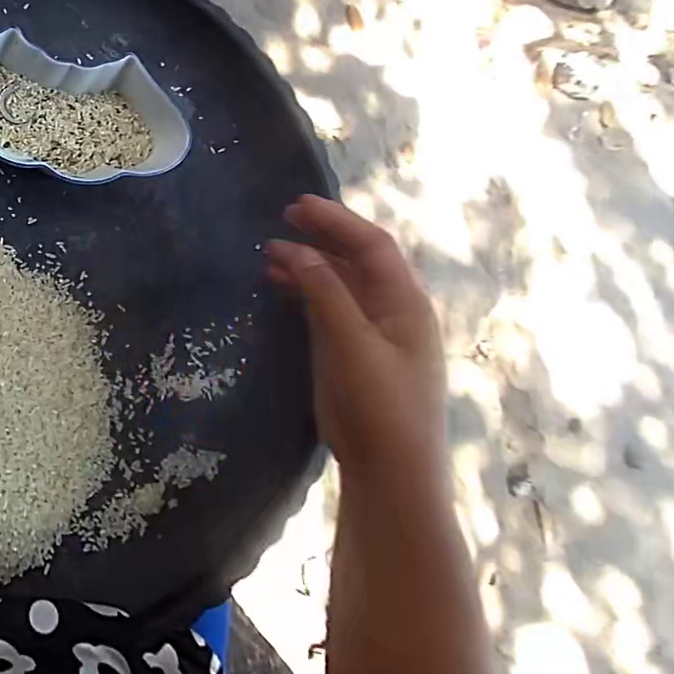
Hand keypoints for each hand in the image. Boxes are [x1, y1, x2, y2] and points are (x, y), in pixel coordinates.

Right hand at [266, 196, 445, 481]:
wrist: (389, 468)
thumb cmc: (380, 404)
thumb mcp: (351, 344)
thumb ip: (325, 293)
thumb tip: (293, 249)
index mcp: (404, 302)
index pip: (372, 246)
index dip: (337, 221)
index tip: (298, 205)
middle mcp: (390, 308)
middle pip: (356, 257)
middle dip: (322, 234)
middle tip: (283, 216)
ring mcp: (369, 328)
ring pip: (337, 279)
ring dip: (307, 260)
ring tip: (269, 249)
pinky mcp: (348, 346)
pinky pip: (325, 303)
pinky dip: (302, 287)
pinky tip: (277, 281)